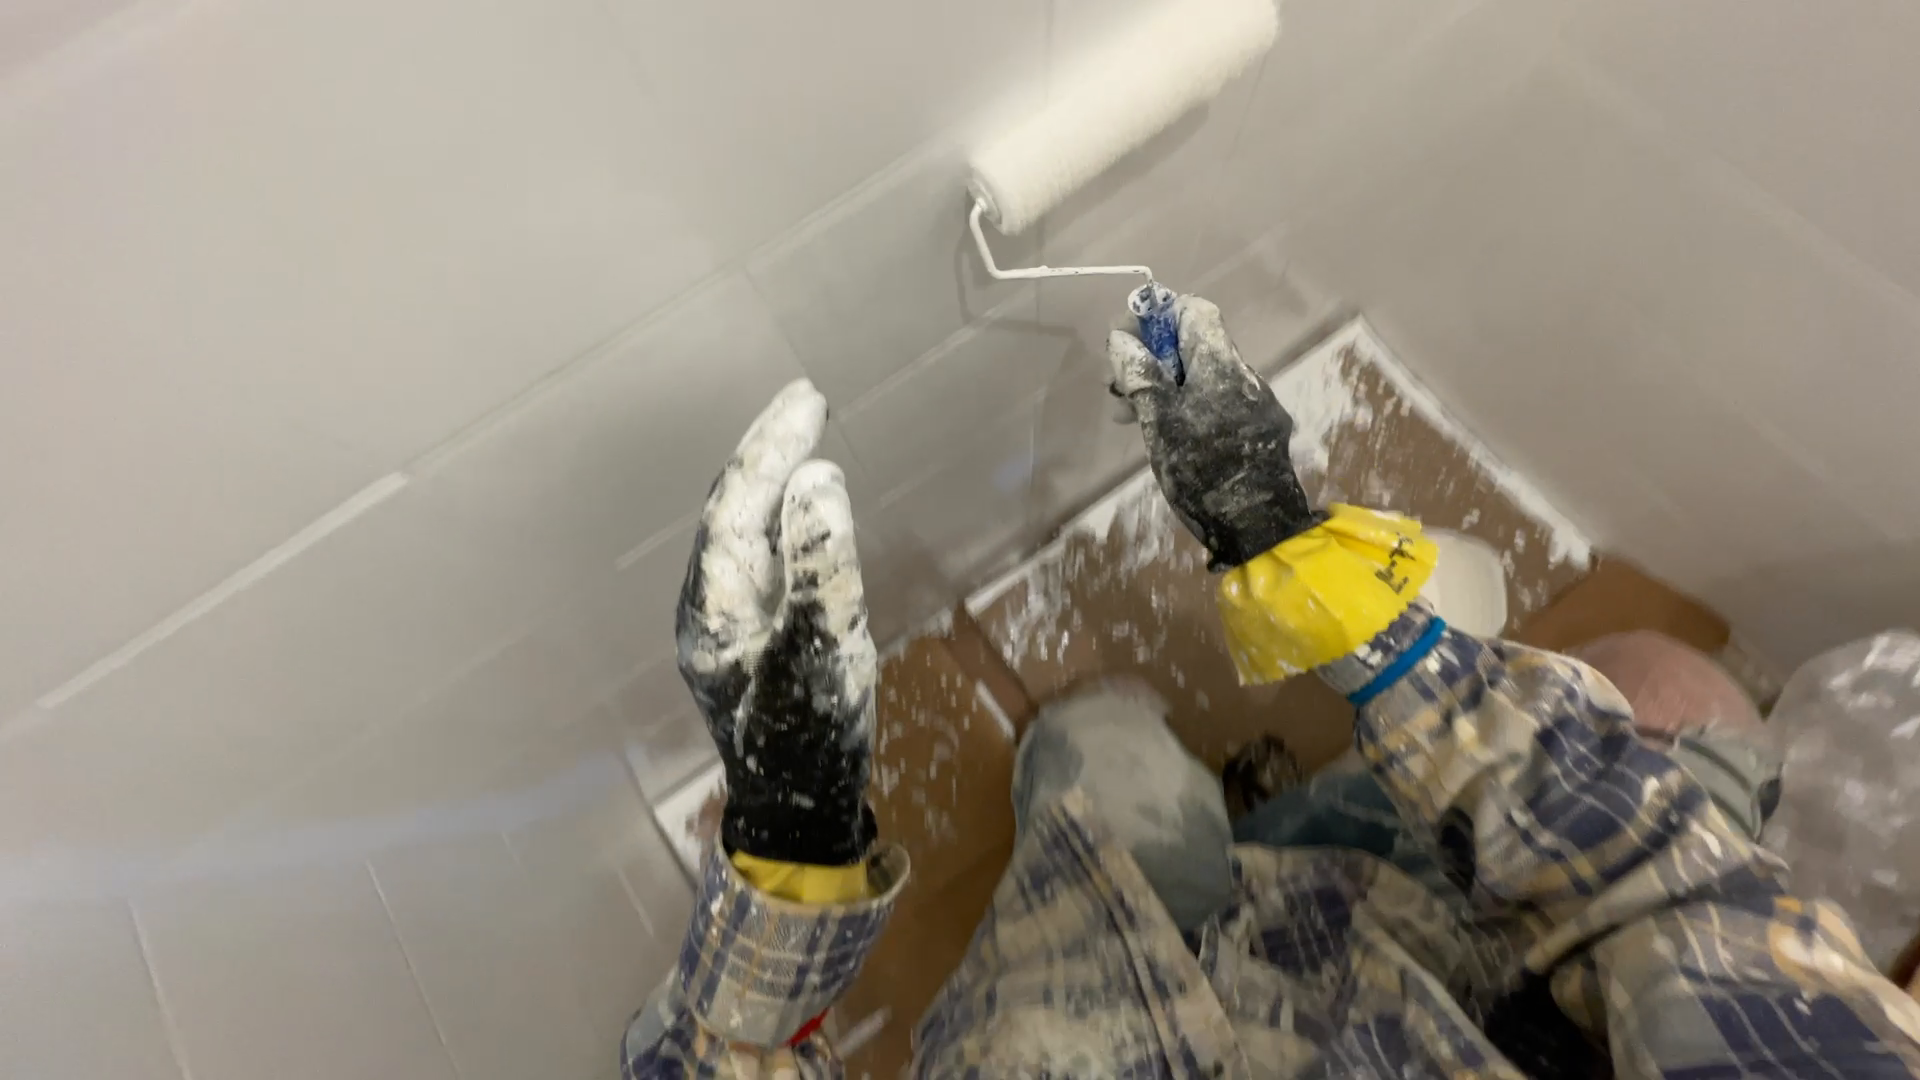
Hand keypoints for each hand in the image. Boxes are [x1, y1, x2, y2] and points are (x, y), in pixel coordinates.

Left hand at [676, 380, 877, 865]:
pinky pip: (766, 551)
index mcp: (713, 607)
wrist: (799, 805)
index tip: (807, 402)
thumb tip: (818, 478)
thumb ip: (820, 569)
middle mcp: (710, 600)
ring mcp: (730, 612)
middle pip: (732, 509)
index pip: (736, 508)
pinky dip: (783, 511)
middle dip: (765, 450)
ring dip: (771, 473)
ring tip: (800, 426)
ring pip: (744, 527)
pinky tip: (800, 491)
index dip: (770, 451)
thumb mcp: (823, 656)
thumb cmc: (809, 739)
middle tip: (805, 398)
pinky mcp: (755, 622)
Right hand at [1108, 295, 1318, 568]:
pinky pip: (1210, 404)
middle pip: (1192, 346)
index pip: (1193, 311)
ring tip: (1126, 414)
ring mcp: (1250, 405)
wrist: (1257, 525)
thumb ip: (1141, 376)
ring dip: (1160, 386)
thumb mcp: (1160, 421)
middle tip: (1114, 386)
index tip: (1125, 338)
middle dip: (1149, 357)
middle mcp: (1241, 376)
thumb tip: (1122, 339)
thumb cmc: (1203, 468)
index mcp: (1220, 364)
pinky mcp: (1252, 432)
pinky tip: (1159, 432)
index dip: (1157, 316)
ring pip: (1198, 379)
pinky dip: (1180, 408)